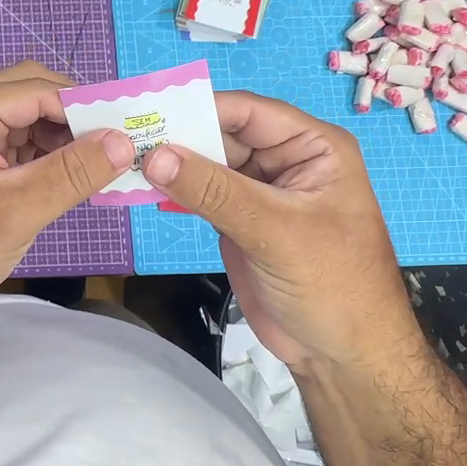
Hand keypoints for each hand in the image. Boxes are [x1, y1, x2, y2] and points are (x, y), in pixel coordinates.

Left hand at [0, 62, 134, 323]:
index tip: (128, 124)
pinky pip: (18, 143)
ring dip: (64, 134)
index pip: (33, 90)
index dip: (82, 103)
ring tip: (106, 158)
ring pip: (26, 117)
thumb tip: (124, 141)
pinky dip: (48, 153)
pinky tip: (78, 173)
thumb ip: (72, 173)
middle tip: (118, 138)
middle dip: (74, 113)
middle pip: (29, 93)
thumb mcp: (18, 212)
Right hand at [140, 92, 420, 372]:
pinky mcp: (239, 218)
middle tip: (124, 139)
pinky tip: (141, 190)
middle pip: (221, 133)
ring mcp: (260, 190)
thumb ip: (213, 190)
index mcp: (312, 146)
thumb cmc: (332, 285)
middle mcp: (285, 159)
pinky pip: (201, 192)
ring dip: (171, 164)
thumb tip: (153, 155)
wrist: (343, 357)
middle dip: (178, 137)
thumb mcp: (274, 231)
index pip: (247, 112)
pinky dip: (174, 191)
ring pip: (207, 162)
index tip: (148, 113)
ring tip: (123, 161)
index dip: (199, 108)